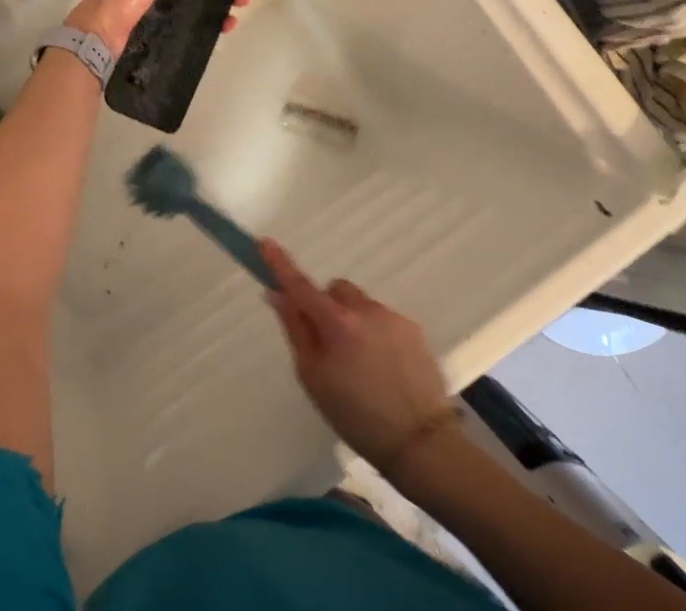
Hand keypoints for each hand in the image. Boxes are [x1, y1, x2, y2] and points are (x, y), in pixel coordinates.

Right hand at [260, 239, 457, 475]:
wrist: (420, 442)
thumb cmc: (355, 415)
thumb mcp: (313, 377)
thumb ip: (296, 330)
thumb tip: (278, 295)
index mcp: (338, 323)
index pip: (301, 285)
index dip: (280, 264)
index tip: (264, 242)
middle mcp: (367, 310)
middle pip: (334, 292)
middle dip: (325, 308)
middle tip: (326, 347)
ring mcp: (394, 319)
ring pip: (360, 306)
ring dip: (351, 322)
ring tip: (358, 366)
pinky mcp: (414, 331)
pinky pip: (382, 320)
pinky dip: (374, 334)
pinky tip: (381, 369)